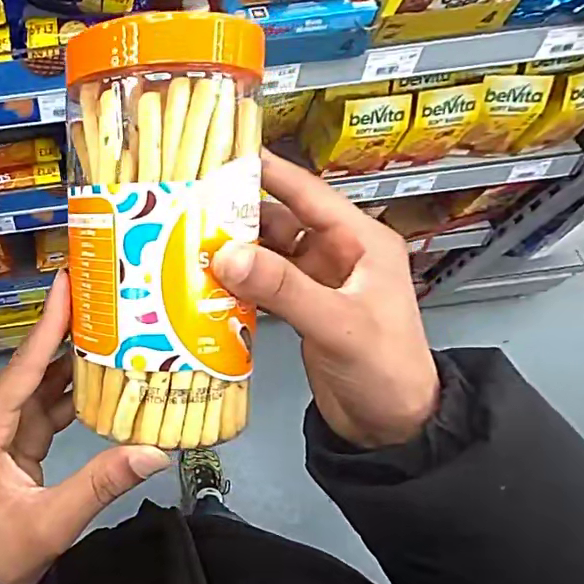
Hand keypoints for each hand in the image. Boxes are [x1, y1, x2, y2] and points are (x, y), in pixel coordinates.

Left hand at [0, 270, 172, 583]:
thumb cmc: (0, 552)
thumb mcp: (52, 523)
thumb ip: (101, 486)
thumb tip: (154, 452)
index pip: (24, 367)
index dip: (48, 325)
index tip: (66, 285)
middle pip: (33, 365)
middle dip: (64, 329)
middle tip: (99, 295)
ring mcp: (9, 428)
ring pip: (44, 382)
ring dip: (74, 357)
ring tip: (110, 326)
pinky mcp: (23, 440)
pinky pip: (53, 404)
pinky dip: (77, 390)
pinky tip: (105, 376)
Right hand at [211, 153, 439, 447]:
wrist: (393, 427)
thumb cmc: (386, 370)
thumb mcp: (338, 324)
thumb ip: (284, 288)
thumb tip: (228, 255)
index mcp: (360, 243)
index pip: (308, 194)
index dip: (269, 173)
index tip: (227, 156)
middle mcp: (335, 255)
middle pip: (278, 223)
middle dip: (237, 217)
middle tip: (191, 211)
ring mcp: (315, 283)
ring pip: (266, 256)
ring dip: (233, 254)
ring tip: (190, 248)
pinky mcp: (299, 310)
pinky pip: (261, 286)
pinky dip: (237, 285)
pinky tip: (208, 286)